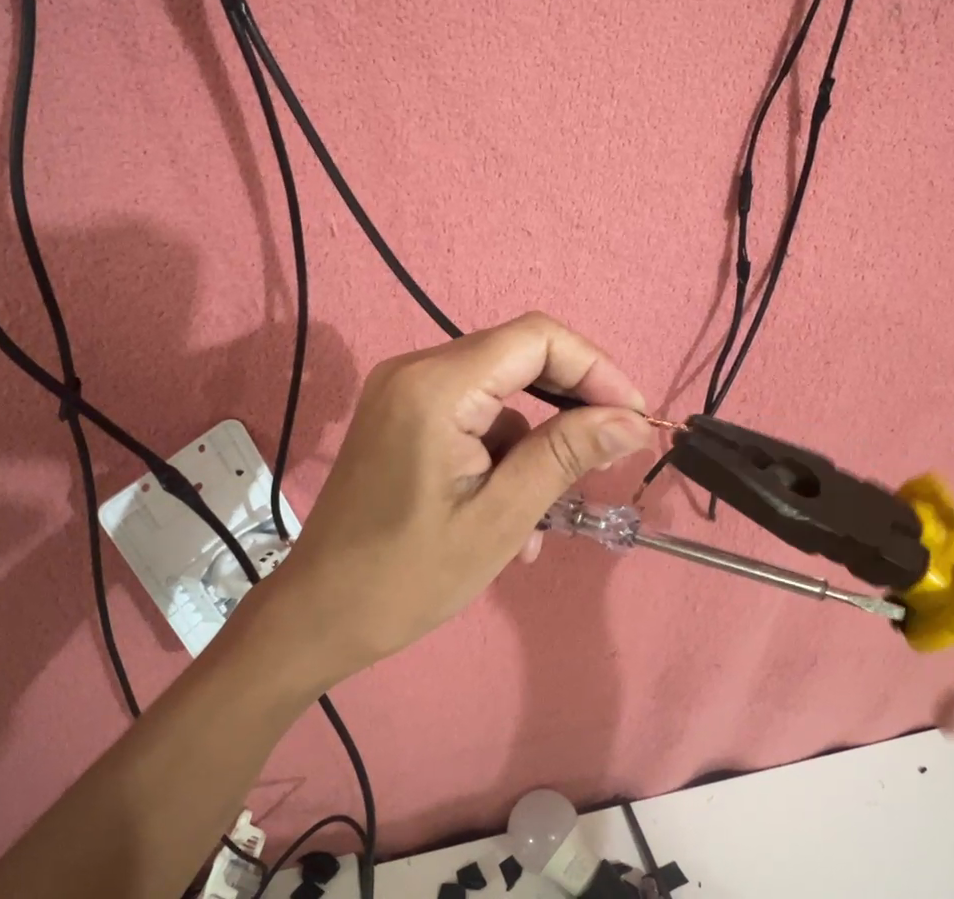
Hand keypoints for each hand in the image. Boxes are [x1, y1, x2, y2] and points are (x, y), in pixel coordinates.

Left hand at [255, 312, 653, 680]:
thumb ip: (567, 454)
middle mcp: (416, 370)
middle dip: (571, 406)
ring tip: (544, 519)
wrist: (320, 615)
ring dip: (535, 447)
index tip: (633, 419)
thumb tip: (632, 420)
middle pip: (520, 358)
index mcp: (437, 385)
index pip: (538, 338)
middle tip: (609, 456)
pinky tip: (510, 520)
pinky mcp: (401, 419)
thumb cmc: (409, 575)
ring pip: (501, 395)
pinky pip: (472, 419)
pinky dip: (502, 458)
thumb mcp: (501, 516)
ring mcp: (404, 393)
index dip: (596, 368)